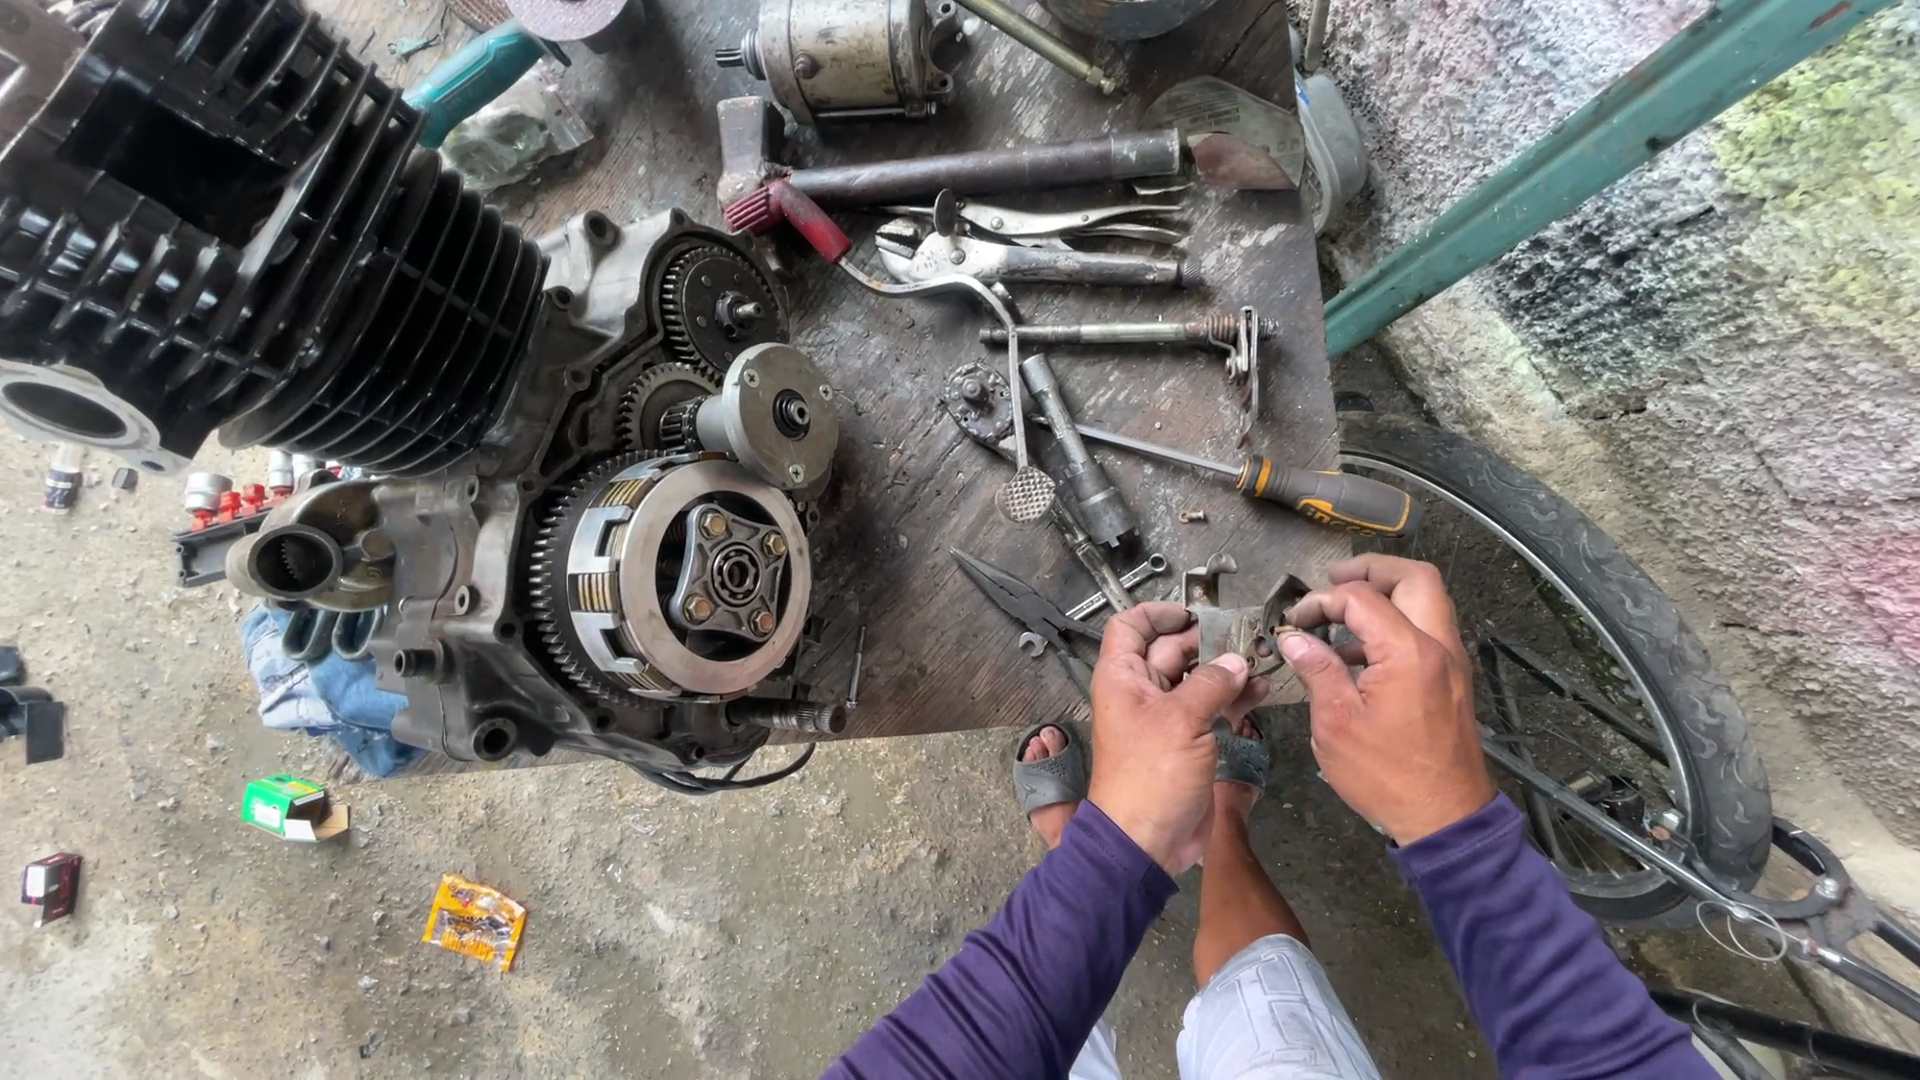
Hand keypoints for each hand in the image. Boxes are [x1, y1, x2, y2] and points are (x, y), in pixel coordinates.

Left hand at [1088, 602, 1268, 874]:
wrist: (1146, 838)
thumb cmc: (1150, 775)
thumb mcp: (1180, 720)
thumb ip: (1211, 685)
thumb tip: (1235, 661)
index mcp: (1123, 676)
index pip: (1129, 627)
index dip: (1157, 614)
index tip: (1192, 612)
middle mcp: (1140, 690)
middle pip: (1171, 650)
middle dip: (1206, 641)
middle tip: (1245, 637)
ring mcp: (1164, 715)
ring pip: (1195, 679)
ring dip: (1225, 669)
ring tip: (1260, 662)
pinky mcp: (1186, 739)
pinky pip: (1208, 707)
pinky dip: (1231, 698)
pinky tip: (1259, 691)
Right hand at [1280, 555, 1494, 844]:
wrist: (1446, 819)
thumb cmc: (1385, 774)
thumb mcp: (1335, 722)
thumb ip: (1316, 669)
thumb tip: (1294, 638)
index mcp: (1408, 653)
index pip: (1362, 598)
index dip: (1322, 601)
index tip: (1296, 621)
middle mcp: (1439, 647)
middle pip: (1415, 578)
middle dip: (1371, 571)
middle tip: (1333, 581)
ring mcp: (1452, 664)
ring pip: (1427, 602)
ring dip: (1385, 596)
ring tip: (1341, 616)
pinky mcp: (1453, 681)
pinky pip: (1427, 631)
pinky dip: (1395, 624)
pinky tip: (1358, 654)